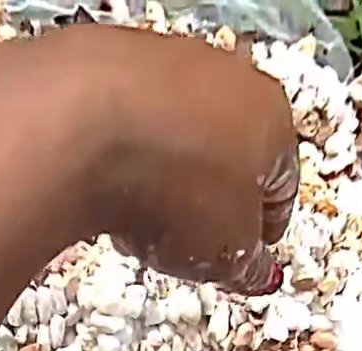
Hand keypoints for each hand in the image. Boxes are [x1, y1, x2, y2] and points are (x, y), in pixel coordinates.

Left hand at [49, 25, 297, 292]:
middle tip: (198, 250)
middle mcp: (228, 79)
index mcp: (273, 120)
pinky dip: (132, 164)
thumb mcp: (227, 254)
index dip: (267, 230)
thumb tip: (257, 273)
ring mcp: (169, 66)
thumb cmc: (174, 189)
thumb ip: (250, 267)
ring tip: (150, 231)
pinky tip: (116, 199)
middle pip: (231, 159)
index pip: (283, 186)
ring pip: (182, 143)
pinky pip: (135, 129)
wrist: (78, 130)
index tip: (251, 256)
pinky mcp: (113, 66)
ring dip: (172, 189)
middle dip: (215, 209)